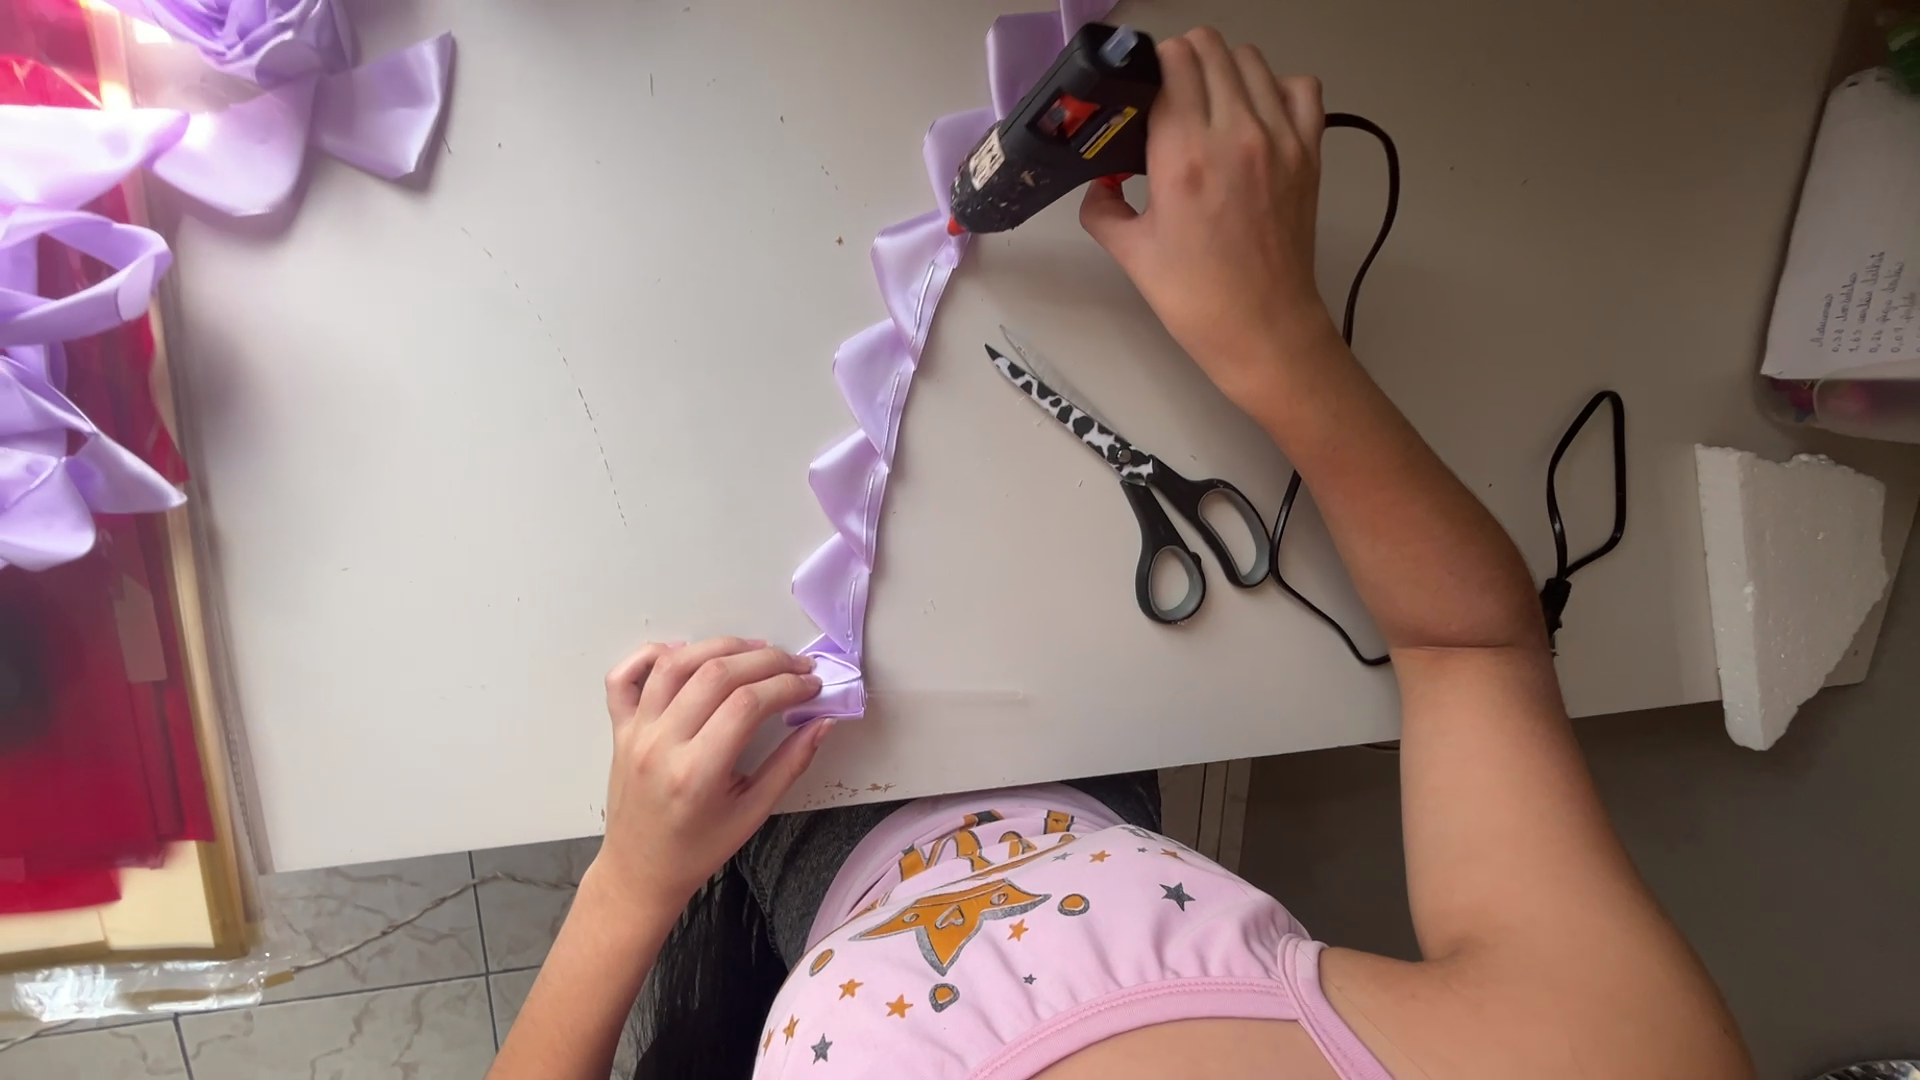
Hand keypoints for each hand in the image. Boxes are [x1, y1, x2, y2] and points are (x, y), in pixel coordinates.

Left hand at [586, 637, 828, 915]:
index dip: (787, 686)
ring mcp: (636, 732)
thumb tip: (824, 722)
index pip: (747, 704)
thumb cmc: (699, 848)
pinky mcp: (620, 728)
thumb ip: (791, 764)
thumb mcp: (754, 813)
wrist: (639, 872)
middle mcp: (661, 745)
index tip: (812, 685)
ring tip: (756, 649)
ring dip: (721, 646)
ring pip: (675, 665)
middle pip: (716, 674)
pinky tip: (686, 651)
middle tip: (796, 665)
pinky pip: (625, 677)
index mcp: (696, 773)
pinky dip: (652, 654)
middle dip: (766, 660)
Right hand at [1081, 28, 1336, 409]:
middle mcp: (1234, 133)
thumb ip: (1102, 211)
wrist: (1262, 328)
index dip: (1147, 72)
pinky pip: (1298, 85)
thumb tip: (1099, 185)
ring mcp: (1279, 137)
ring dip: (1221, 70)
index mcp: (1183, 157)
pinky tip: (1253, 117)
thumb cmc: (1195, 299)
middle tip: (1166, 101)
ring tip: (1206, 108)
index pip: (1168, 65)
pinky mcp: (1308, 150)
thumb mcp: (1132, 256)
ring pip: (1250, 58)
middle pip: (1208, 47)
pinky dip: (1273, 87)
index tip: (1139, 99)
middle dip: (1179, 62)